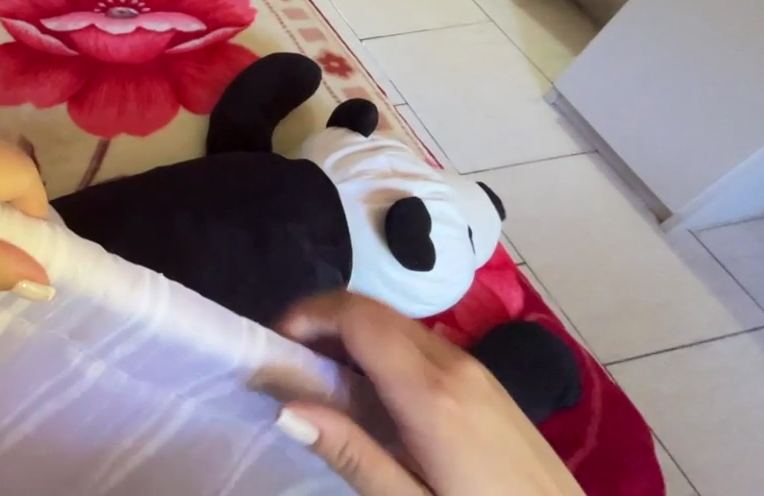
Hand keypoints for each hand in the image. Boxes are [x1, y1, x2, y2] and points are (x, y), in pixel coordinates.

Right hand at [275, 293, 583, 495]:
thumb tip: (284, 406)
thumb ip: (352, 454)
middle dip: (319, 320)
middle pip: (370, 309)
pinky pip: (418, 341)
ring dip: (348, 332)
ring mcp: (476, 370)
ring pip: (393, 321)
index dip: (304, 315)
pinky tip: (374, 393)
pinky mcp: (489, 384)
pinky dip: (379, 346)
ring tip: (323, 379)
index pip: (353, 316)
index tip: (274, 345)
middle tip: (288, 362)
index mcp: (430, 392)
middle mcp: (452, 363)